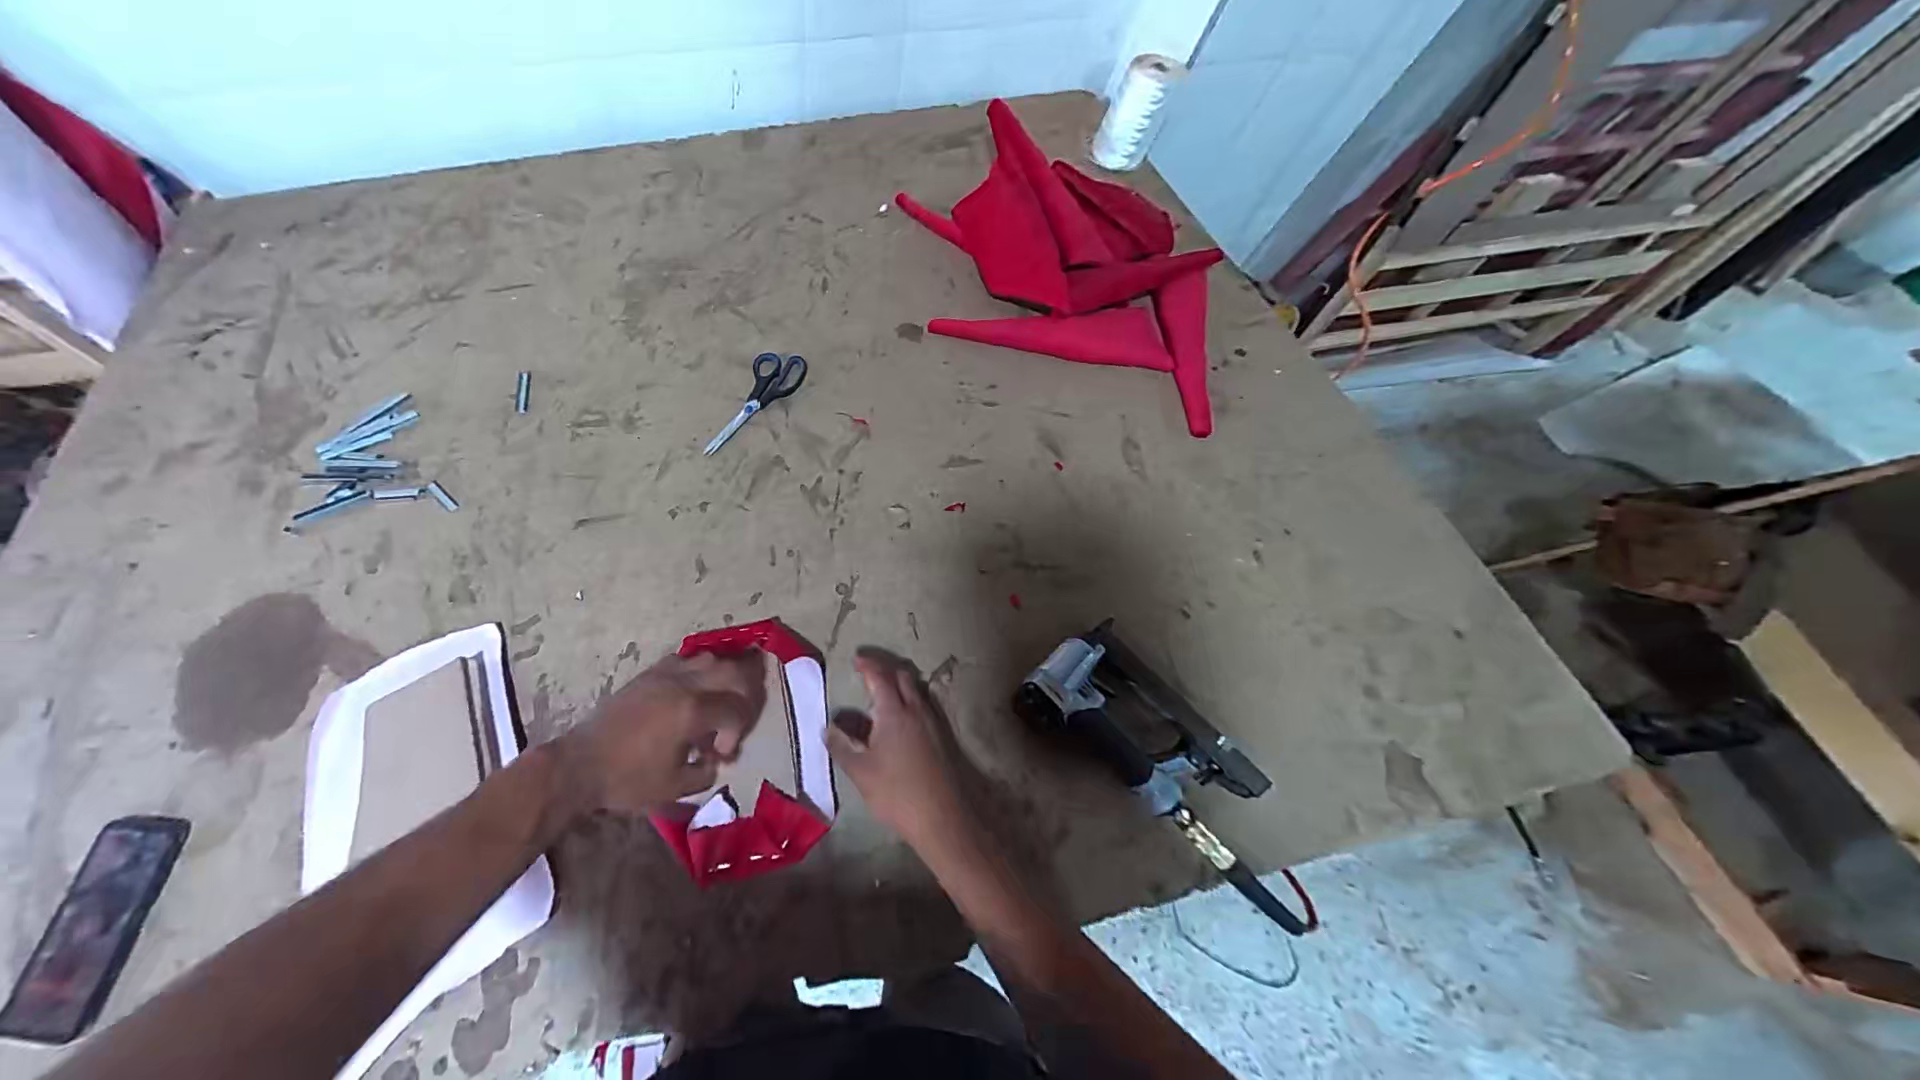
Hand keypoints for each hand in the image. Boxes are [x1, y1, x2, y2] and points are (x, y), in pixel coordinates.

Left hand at [555, 650, 765, 815]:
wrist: (579, 765)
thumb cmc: (627, 780)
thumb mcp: (675, 788)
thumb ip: (707, 772)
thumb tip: (715, 759)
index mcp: (692, 711)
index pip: (737, 709)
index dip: (739, 732)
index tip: (722, 754)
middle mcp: (684, 684)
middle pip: (735, 672)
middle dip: (747, 696)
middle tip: (739, 718)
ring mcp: (666, 675)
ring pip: (713, 659)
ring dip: (727, 678)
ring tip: (725, 699)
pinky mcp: (650, 674)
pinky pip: (687, 660)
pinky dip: (701, 671)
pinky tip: (697, 690)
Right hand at [828, 648, 974, 849]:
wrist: (940, 815)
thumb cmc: (895, 792)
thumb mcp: (859, 772)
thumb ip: (841, 747)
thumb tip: (828, 729)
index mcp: (894, 713)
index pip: (880, 678)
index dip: (868, 665)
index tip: (857, 659)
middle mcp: (916, 710)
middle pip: (903, 677)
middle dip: (885, 671)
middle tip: (868, 674)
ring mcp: (931, 723)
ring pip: (916, 692)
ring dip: (899, 686)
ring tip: (881, 697)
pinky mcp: (940, 737)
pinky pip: (923, 707)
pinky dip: (909, 702)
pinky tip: (899, 721)